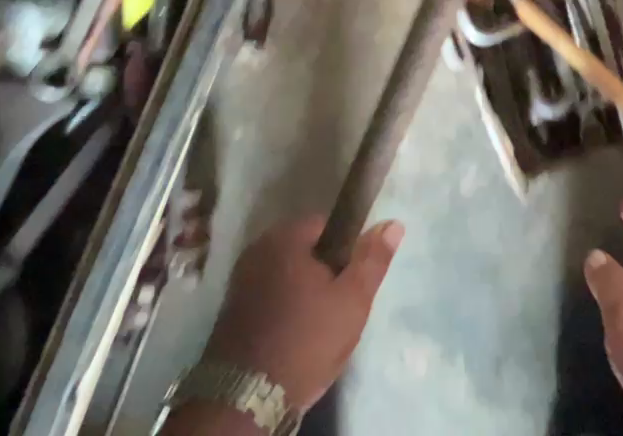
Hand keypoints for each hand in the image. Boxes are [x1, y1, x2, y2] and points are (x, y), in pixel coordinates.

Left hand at [201, 215, 404, 409]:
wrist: (246, 399)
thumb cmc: (307, 340)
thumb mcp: (352, 300)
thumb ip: (372, 259)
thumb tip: (392, 223)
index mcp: (284, 239)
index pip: (327, 224)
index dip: (347, 248)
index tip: (355, 277)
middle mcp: (256, 252)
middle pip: (305, 251)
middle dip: (325, 271)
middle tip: (341, 303)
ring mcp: (239, 283)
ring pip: (287, 276)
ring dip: (304, 292)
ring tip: (321, 324)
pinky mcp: (230, 312)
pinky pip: (269, 297)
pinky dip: (284, 308)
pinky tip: (296, 335)